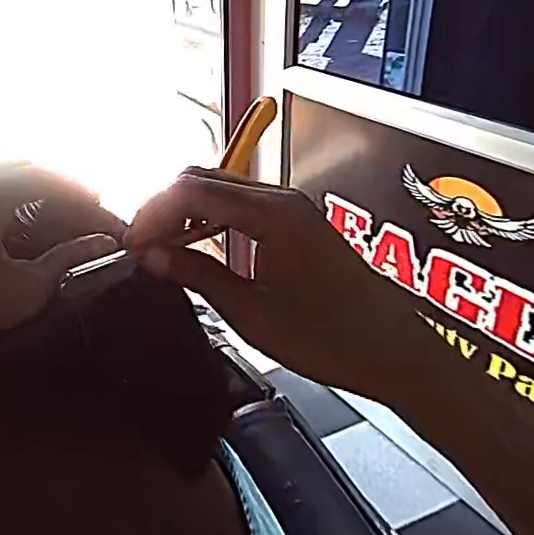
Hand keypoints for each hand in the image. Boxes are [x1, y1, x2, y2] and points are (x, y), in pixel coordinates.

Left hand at [0, 170, 117, 366]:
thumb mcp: (22, 289)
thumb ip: (65, 260)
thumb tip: (101, 243)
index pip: (48, 180)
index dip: (84, 198)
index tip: (109, 217)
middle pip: (24, 170)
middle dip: (61, 187)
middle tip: (90, 207)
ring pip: (1, 178)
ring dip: (35, 192)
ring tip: (62, 213)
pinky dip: (11, 201)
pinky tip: (21, 223)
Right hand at [126, 168, 430, 401]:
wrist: (402, 355)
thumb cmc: (332, 340)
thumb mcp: (252, 313)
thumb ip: (196, 275)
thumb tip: (149, 256)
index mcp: (272, 214)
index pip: (191, 191)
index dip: (153, 213)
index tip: (131, 242)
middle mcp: (280, 197)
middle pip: (201, 179)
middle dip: (163, 207)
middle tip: (140, 243)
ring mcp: (289, 205)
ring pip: (216, 187)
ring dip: (183, 211)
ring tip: (161, 246)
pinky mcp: (294, 218)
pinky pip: (236, 201)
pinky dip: (207, 216)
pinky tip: (195, 243)